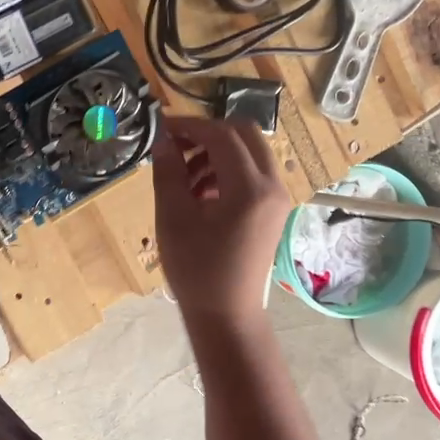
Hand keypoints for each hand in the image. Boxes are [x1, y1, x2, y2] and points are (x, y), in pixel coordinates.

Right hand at [152, 116, 291, 321]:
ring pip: (250, 152)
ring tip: (183, 176)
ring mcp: (277, 198)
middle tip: (175, 147)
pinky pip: (253, 173)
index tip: (161, 129)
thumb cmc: (196, 269)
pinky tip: (200, 192)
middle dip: (207, 134)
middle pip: (244, 134)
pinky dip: (227, 170)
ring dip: (216, 152)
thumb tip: (163, 140)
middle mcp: (272, 186)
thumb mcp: (173, 218)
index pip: (221, 136)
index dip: (190, 126)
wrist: (226, 313)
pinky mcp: (273, 210)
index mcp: (249, 188)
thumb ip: (168, 172)